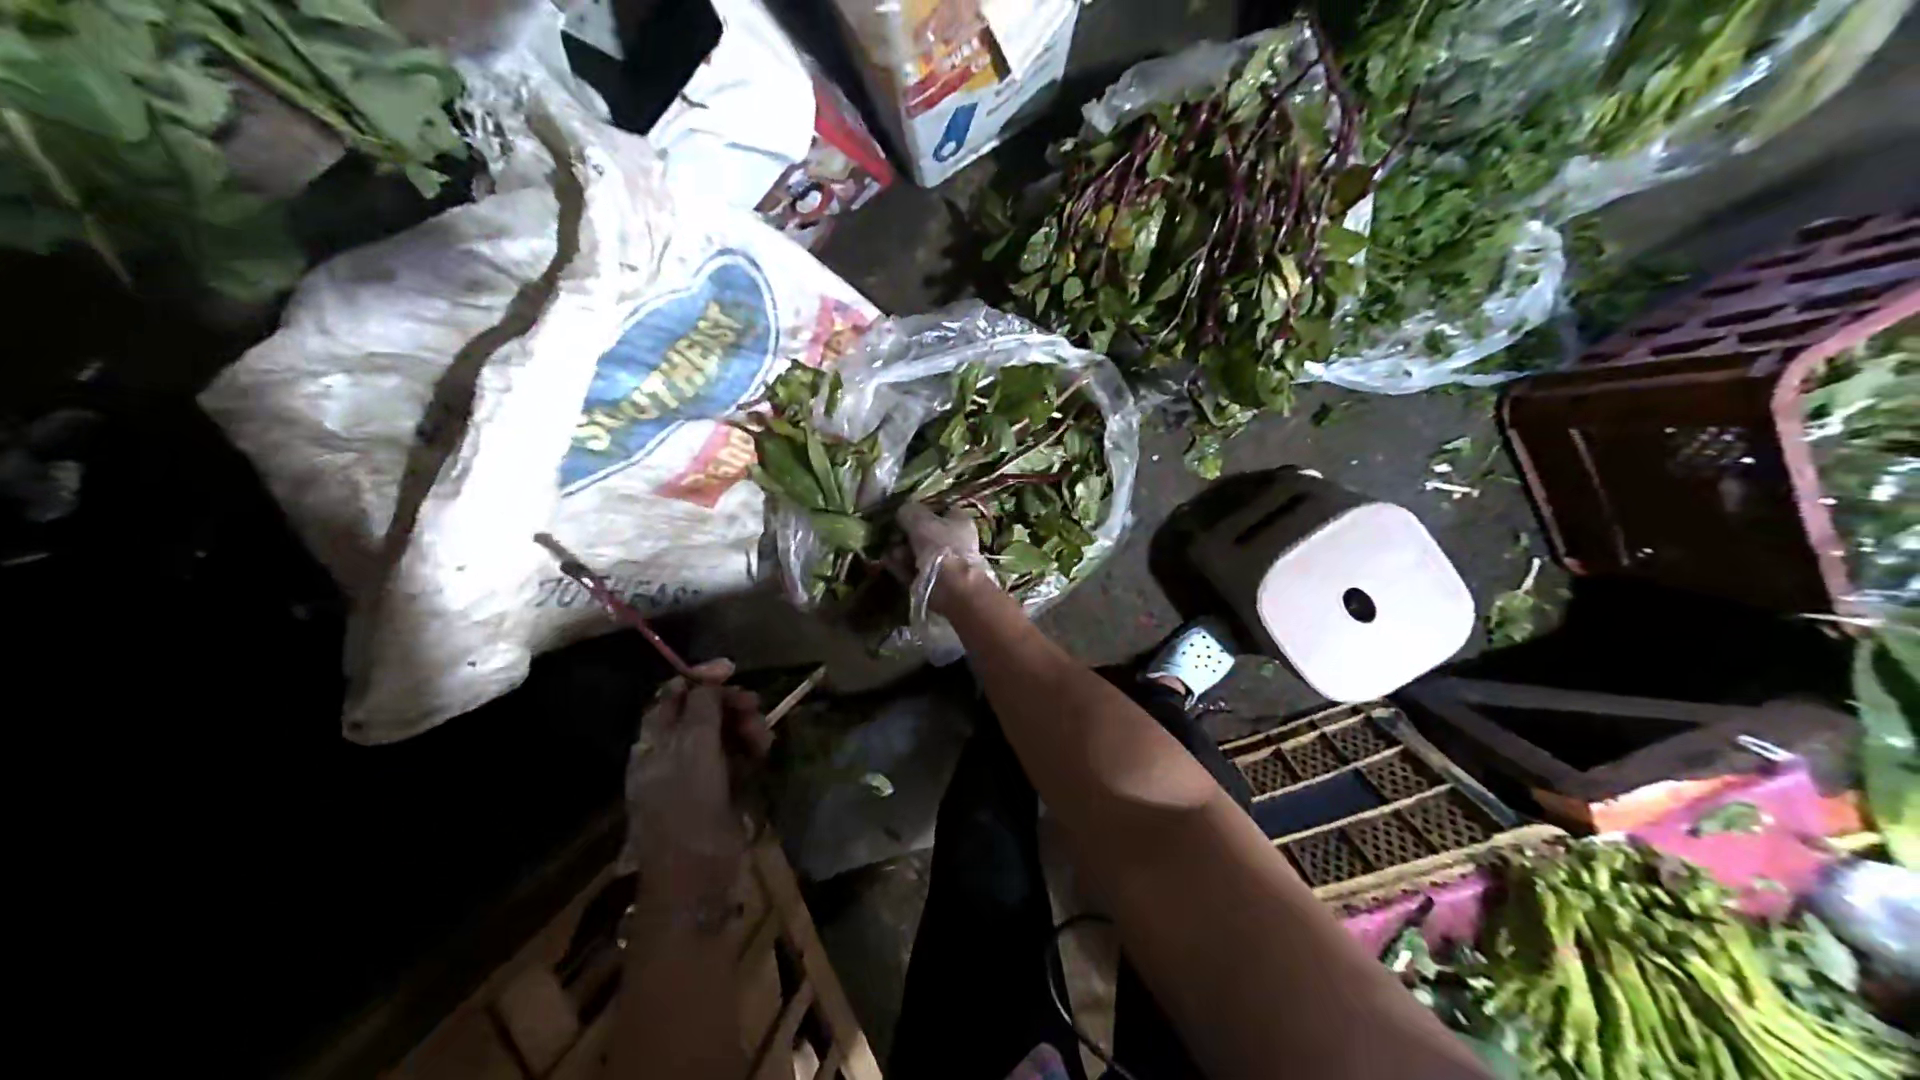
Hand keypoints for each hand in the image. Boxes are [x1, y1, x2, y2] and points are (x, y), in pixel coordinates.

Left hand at [623, 659, 769, 902]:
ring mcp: (696, 775)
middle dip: (730, 705)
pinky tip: (763, 755)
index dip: (699, 679)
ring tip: (764, 741)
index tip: (731, 670)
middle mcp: (671, 755)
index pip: (673, 697)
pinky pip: (736, 759)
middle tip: (756, 708)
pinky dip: (749, 751)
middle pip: (703, 713)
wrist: (696, 882)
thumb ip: (700, 710)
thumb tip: (709, 682)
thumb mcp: (693, 750)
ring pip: (724, 734)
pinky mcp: (720, 793)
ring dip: (746, 728)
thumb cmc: (689, 812)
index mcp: (653, 744)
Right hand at [896, 501, 997, 614]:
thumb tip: (902, 511)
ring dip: (901, 551)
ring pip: (917, 552)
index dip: (923, 510)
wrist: (949, 585)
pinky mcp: (934, 581)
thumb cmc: (940, 544)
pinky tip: (888, 562)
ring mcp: (946, 563)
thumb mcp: (920, 519)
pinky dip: (901, 566)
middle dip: (907, 535)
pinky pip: (913, 569)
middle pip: (926, 533)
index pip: (942, 510)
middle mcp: (956, 541)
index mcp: (960, 522)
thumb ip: (908, 511)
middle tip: (893, 536)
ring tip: (890, 552)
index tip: (905, 514)